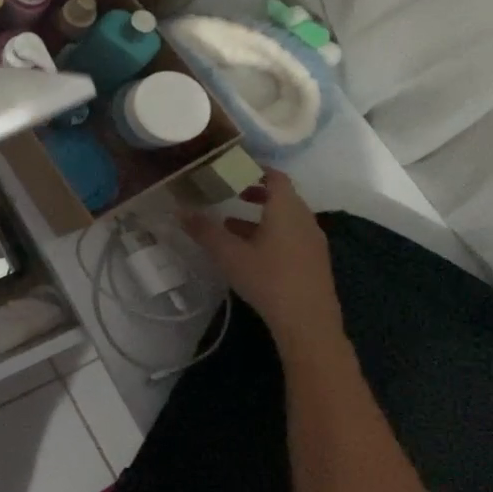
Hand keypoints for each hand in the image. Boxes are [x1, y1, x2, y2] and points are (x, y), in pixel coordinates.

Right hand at [180, 169, 342, 349]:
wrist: (308, 324)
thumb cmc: (268, 278)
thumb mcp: (227, 253)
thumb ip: (203, 230)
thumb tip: (179, 210)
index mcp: (287, 211)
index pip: (276, 177)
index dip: (256, 169)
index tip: (233, 168)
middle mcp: (305, 221)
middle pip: (282, 196)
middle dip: (255, 192)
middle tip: (228, 191)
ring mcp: (313, 243)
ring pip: (285, 218)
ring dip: (260, 216)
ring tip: (230, 223)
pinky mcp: (313, 263)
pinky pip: (291, 235)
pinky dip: (269, 233)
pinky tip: (248, 250)